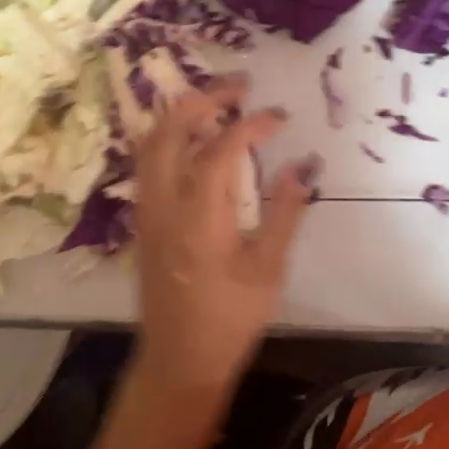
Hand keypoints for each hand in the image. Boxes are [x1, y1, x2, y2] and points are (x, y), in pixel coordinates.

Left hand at [132, 79, 311, 387]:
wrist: (178, 361)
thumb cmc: (230, 319)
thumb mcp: (268, 269)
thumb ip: (285, 211)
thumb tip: (304, 164)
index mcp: (198, 216)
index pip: (220, 148)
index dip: (250, 124)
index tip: (280, 117)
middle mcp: (163, 203)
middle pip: (170, 128)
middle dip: (204, 98)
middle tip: (241, 87)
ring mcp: (147, 210)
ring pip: (151, 140)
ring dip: (182, 112)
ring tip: (218, 103)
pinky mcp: (144, 219)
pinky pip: (148, 160)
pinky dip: (170, 134)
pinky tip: (197, 138)